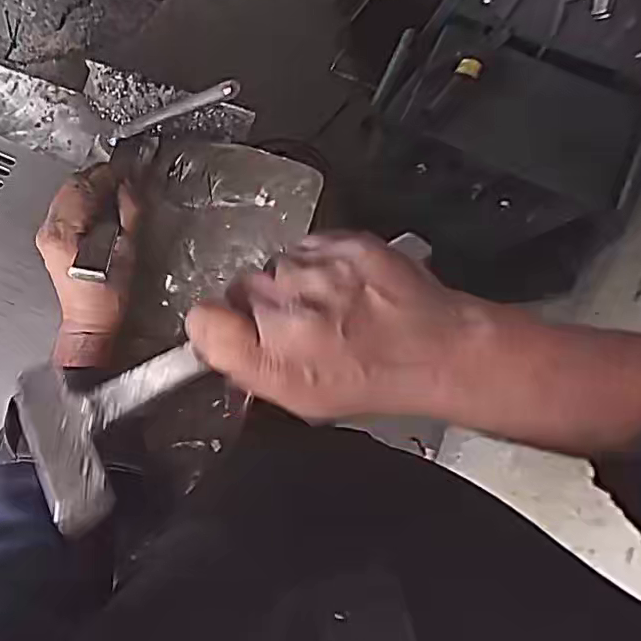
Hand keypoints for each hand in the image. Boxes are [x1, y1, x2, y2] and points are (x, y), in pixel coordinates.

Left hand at [36, 163, 139, 367]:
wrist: (89, 321)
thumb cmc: (107, 296)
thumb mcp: (128, 250)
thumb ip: (129, 211)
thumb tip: (129, 185)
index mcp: (65, 230)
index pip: (85, 184)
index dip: (109, 174)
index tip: (127, 172)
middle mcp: (49, 230)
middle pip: (72, 185)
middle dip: (99, 179)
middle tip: (122, 181)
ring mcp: (46, 235)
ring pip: (67, 194)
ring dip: (91, 189)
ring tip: (113, 196)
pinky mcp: (49, 241)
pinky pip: (65, 208)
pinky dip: (83, 202)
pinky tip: (99, 211)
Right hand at [185, 232, 476, 420]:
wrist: (438, 348)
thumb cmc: (372, 377)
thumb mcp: (298, 398)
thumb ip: (243, 366)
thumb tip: (210, 340)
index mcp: (272, 358)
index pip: (202, 319)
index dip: (212, 323)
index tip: (228, 328)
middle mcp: (288, 311)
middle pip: (238, 289)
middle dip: (258, 304)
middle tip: (295, 323)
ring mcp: (316, 271)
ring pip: (274, 267)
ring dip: (290, 283)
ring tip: (326, 305)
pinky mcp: (341, 242)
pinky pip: (306, 248)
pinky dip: (316, 264)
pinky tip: (341, 286)